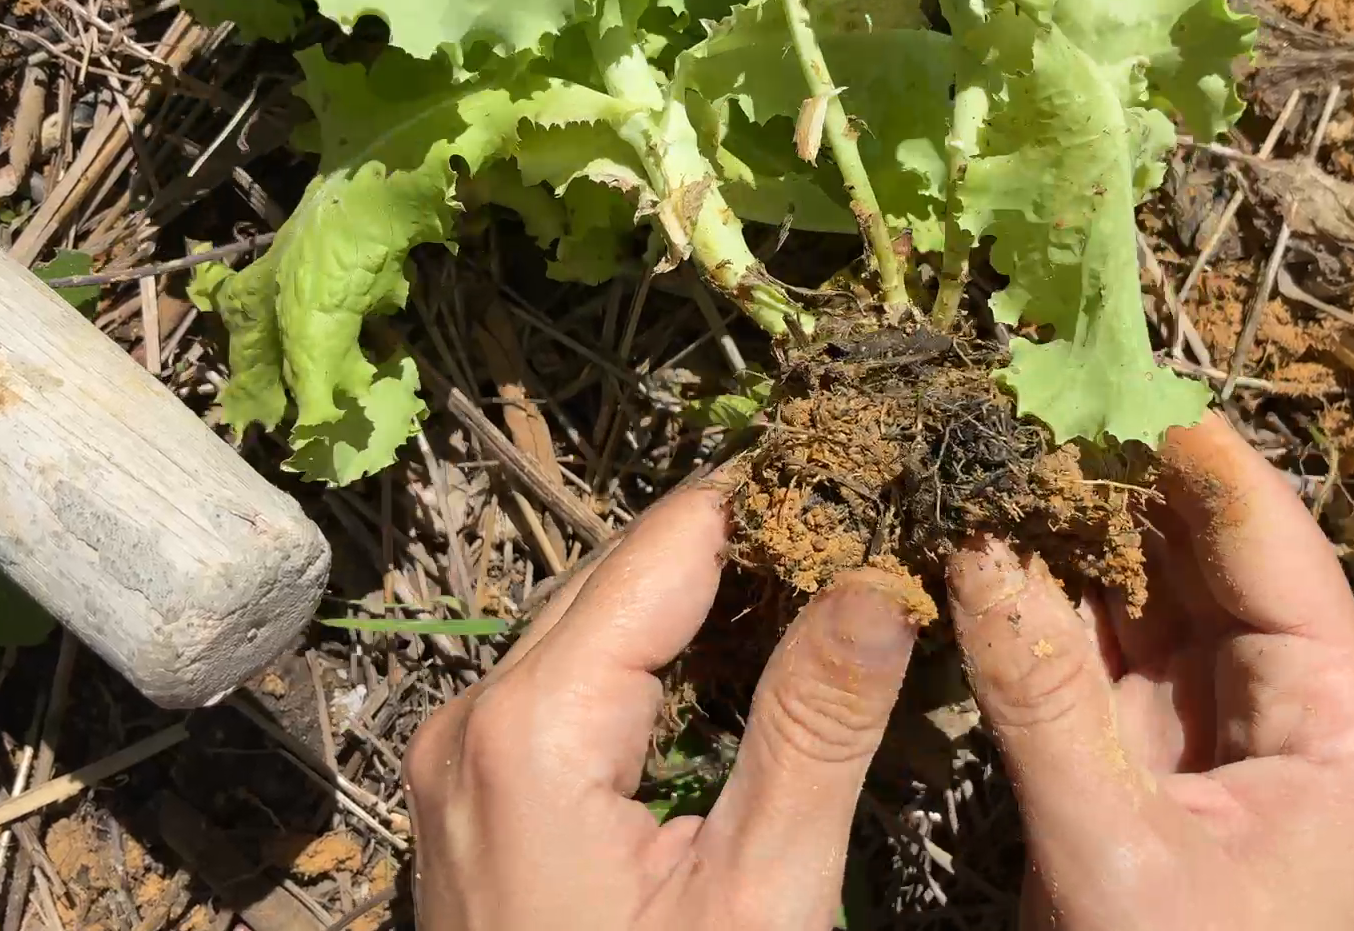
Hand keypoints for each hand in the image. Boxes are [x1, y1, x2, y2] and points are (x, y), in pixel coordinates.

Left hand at [404, 481, 919, 929]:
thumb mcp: (763, 902)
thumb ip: (817, 726)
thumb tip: (880, 578)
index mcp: (533, 724)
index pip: (666, 543)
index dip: (760, 495)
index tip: (842, 467)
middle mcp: (480, 709)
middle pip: (630, 567)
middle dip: (741, 534)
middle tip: (845, 515)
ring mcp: (473, 743)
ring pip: (609, 608)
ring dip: (708, 583)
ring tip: (812, 563)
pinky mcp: (492, 775)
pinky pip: (591, 663)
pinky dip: (670, 636)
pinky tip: (740, 641)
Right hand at [946, 413, 1353, 929]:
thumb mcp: (1118, 852)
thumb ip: (1040, 698)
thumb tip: (970, 544)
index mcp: (1325, 693)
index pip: (1256, 524)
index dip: (1179, 439)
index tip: (1093, 367)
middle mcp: (1264, 669)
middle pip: (1183, 532)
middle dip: (1103, 467)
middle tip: (1014, 399)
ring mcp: (1189, 688)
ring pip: (1123, 569)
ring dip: (1060, 514)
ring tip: (988, 447)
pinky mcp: (1124, 713)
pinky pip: (1078, 619)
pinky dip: (1031, 578)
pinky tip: (980, 531)